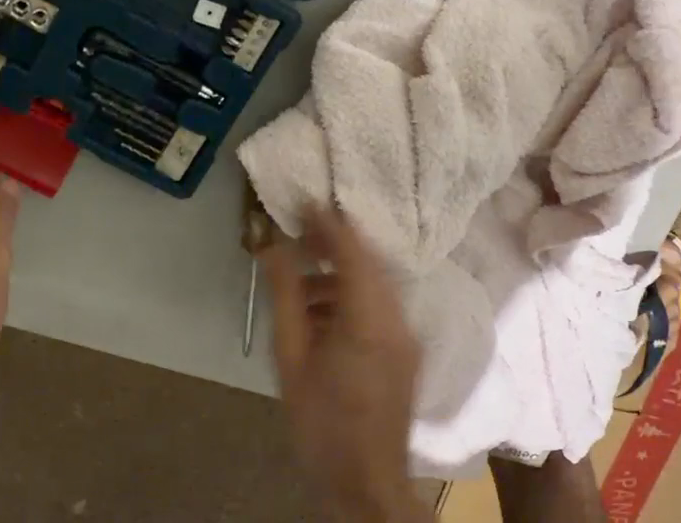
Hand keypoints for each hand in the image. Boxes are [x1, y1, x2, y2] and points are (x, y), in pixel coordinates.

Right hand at [263, 207, 426, 522]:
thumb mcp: (290, 356)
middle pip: (369, 262)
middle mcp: (398, 320)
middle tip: (297, 228)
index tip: (303, 200)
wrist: (366, 482)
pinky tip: (320, 306)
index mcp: (369, 319)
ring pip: (375, 283)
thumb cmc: (321, 420)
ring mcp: (408, 337)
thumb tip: (273, 247)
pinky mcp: (406, 352)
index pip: (353, 252)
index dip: (328, 222)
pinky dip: (351, 293)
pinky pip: (380, 305)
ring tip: (300, 270)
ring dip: (340, 269)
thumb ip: (285, 295)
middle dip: (334, 241)